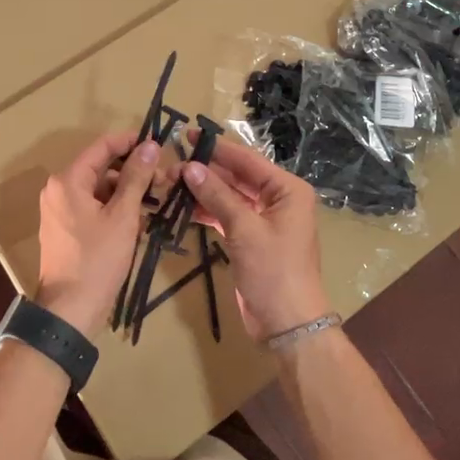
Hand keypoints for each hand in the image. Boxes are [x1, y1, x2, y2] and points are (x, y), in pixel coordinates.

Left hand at [36, 131, 160, 338]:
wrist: (70, 310)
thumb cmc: (97, 260)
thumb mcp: (123, 216)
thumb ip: (136, 177)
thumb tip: (150, 145)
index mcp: (68, 180)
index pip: (102, 146)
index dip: (131, 142)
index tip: (159, 146)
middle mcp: (59, 189)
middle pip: (100, 167)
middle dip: (132, 171)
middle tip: (164, 181)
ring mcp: (60, 210)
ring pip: (99, 188)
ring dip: (127, 191)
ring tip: (157, 201)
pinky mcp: (65, 228)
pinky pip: (92, 207)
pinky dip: (114, 208)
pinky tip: (140, 219)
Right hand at [181, 134, 331, 340]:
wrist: (288, 325)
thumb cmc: (274, 271)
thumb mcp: (244, 229)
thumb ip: (216, 195)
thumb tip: (189, 167)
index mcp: (287, 190)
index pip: (247, 160)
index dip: (217, 148)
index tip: (187, 134)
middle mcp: (278, 200)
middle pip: (237, 176)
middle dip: (205, 171)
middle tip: (171, 164)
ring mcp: (264, 220)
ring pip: (229, 196)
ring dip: (202, 191)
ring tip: (170, 184)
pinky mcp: (251, 240)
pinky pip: (227, 216)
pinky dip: (207, 211)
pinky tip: (182, 207)